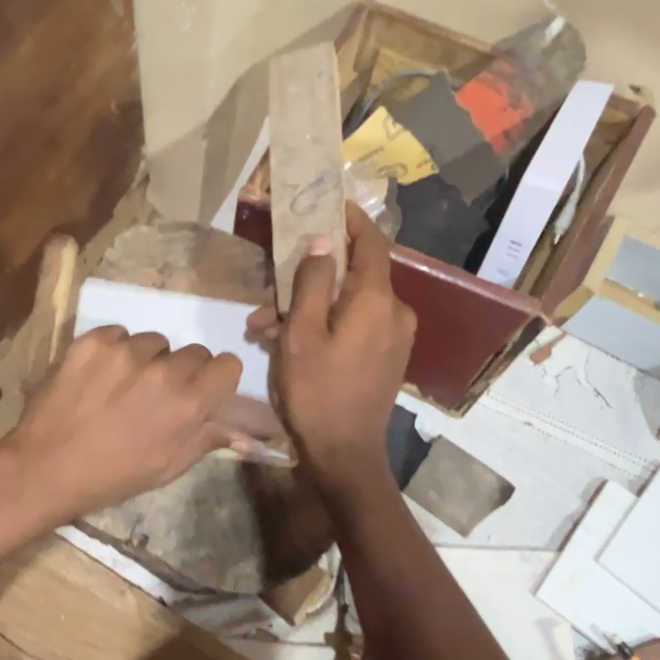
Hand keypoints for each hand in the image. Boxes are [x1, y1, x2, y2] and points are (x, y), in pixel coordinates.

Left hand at [0, 327, 243, 521]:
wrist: (46, 467)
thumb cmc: (112, 476)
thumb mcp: (166, 467)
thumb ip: (206, 439)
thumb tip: (246, 435)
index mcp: (188, 403)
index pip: (227, 365)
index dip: (215, 379)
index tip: (201, 391)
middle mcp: (163, 370)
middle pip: (193, 352)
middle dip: (182, 371)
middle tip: (156, 395)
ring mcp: (125, 351)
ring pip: (153, 342)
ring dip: (146, 359)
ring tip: (121, 385)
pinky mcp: (91, 341)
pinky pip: (118, 334)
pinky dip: (114, 350)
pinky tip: (98, 376)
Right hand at [249, 204, 414, 495]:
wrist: (344, 454)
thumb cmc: (317, 392)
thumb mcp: (301, 334)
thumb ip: (312, 282)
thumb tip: (322, 243)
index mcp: (377, 300)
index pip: (371, 241)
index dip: (348, 220)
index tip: (324, 204)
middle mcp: (395, 312)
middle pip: (353, 275)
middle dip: (309, 278)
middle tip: (269, 294)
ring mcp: (394, 337)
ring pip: (349, 304)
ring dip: (308, 308)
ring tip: (264, 329)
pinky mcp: (386, 357)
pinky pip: (355, 326)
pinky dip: (324, 326)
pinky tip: (287, 344)